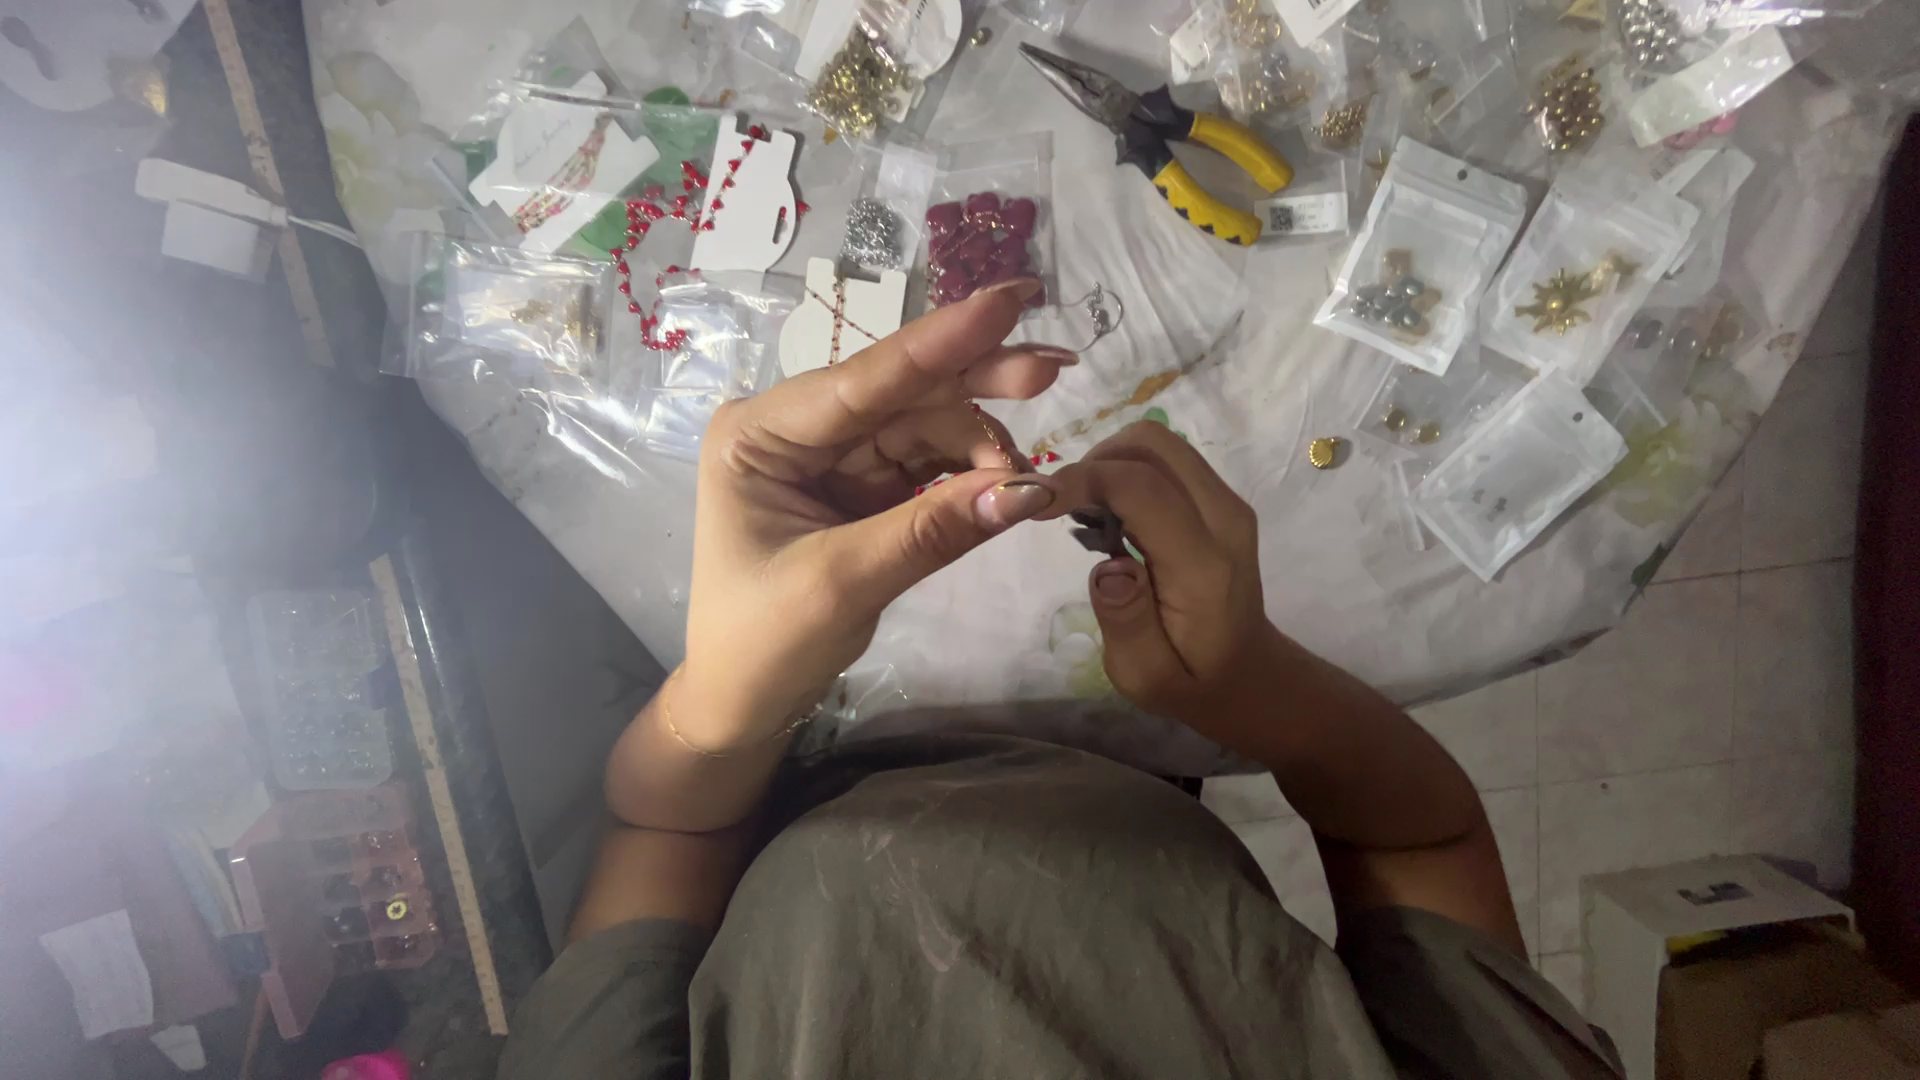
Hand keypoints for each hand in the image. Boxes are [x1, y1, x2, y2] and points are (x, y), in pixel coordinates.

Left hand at [676, 278, 1073, 749]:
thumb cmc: (764, 642)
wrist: (744, 701)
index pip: (864, 379)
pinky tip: (1005, 480)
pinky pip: (927, 465)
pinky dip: (969, 472)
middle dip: (976, 380)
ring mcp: (832, 458)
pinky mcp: (862, 488)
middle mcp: (797, 431)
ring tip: (1028, 472)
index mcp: (761, 434)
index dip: (943, 341)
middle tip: (1054, 365)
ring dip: (980, 440)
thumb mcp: (844, 583)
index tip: (1010, 299)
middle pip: (901, 392)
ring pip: (923, 426)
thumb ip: (933, 530)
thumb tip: (1029, 489)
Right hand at [1038, 421, 1274, 734]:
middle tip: (1063, 506)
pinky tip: (1111, 513)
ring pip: (1159, 444)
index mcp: (1202, 565)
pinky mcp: (1221, 501)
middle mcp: (1223, 519)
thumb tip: (1107, 567)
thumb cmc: (1192, 680)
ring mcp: (1227, 504)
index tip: (1037, 501)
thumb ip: (1125, 622)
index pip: (1142, 488)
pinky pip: (1167, 460)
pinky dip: (1126, 470)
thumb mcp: (1146, 676)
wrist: (1252, 675)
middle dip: (1094, 462)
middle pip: (1152, 445)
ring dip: (1109, 463)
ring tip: (1085, 511)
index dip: (1083, 479)